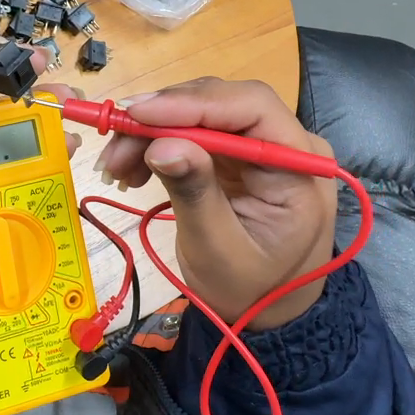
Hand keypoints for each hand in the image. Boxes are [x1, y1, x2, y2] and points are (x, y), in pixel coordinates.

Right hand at [98, 79, 337, 329]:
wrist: (267, 312)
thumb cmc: (250, 290)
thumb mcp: (218, 251)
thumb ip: (195, 194)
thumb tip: (161, 145)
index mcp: (300, 166)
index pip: (252, 107)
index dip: (192, 102)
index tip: (136, 113)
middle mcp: (287, 142)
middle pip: (221, 102)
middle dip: (162, 118)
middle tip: (113, 146)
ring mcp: (261, 144)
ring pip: (199, 113)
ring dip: (151, 131)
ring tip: (116, 166)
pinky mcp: (237, 152)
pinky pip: (192, 132)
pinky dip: (157, 143)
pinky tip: (132, 169)